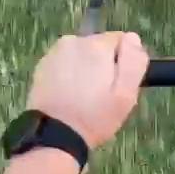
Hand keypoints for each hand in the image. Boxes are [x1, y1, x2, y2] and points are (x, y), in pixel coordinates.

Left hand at [26, 32, 149, 147]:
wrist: (55, 135)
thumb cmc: (95, 117)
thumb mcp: (125, 94)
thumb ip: (133, 61)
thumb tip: (133, 38)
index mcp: (96, 44)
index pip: (120, 41)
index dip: (123, 62)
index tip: (117, 85)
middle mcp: (72, 41)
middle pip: (98, 47)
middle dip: (102, 65)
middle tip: (101, 94)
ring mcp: (53, 53)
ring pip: (79, 55)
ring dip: (84, 69)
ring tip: (83, 97)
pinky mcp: (40, 67)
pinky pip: (63, 64)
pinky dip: (67, 75)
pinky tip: (68, 95)